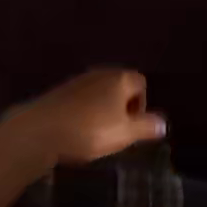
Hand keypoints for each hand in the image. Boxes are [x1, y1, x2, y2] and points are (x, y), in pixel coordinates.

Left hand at [0, 69, 167, 169]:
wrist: (42, 129)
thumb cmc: (90, 130)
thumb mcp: (124, 133)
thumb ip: (146, 127)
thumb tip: (164, 122)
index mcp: (120, 79)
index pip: (140, 83)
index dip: (141, 104)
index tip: (132, 127)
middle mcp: (101, 73)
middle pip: (120, 85)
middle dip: (122, 107)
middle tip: (117, 132)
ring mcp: (79, 80)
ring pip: (101, 92)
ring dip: (104, 109)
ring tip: (97, 134)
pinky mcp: (61, 90)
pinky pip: (83, 98)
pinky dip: (86, 111)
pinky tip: (78, 130)